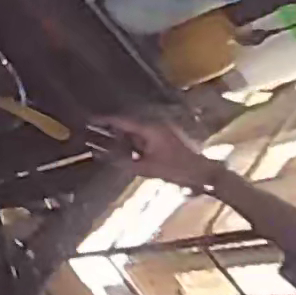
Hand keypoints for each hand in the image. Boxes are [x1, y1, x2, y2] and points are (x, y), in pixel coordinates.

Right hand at [105, 114, 221, 188]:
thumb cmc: (178, 170)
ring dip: (123, 134)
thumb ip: (123, 162)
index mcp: (148, 128)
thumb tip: (100, 155)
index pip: (120, 120)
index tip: (88, 119)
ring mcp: (163, 129)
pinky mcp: (168, 135)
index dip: (103, 120)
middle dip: (111, 127)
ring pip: (136, 128)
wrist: (207, 175)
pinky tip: (129, 148)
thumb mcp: (148, 168)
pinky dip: (134, 138)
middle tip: (95, 130)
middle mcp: (155, 124)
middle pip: (127, 122)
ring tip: (109, 140)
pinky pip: (144, 133)